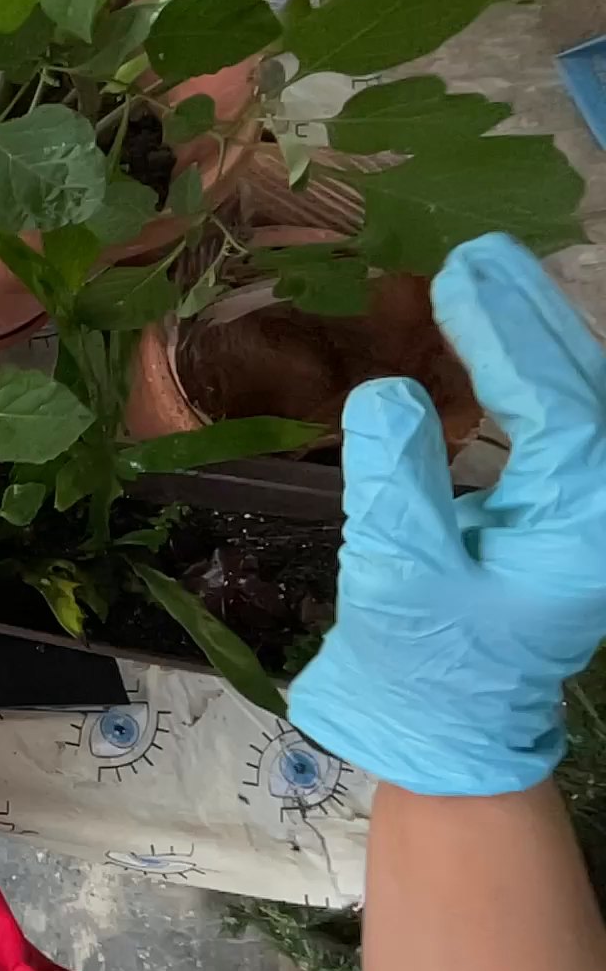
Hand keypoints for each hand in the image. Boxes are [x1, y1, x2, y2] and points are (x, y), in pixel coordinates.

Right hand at [289, 234, 605, 796]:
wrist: (428, 716)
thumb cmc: (416, 653)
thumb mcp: (396, 570)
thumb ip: (394, 480)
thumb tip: (386, 392)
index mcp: (584, 526)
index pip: (562, 406)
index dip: (510, 338)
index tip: (459, 278)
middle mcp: (598, 510)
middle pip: (584, 392)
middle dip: (531, 319)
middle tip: (479, 254)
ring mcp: (572, 513)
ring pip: (571, 406)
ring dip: (530, 341)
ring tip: (484, 286)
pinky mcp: (535, 519)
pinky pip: (540, 431)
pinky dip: (515, 382)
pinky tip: (487, 359)